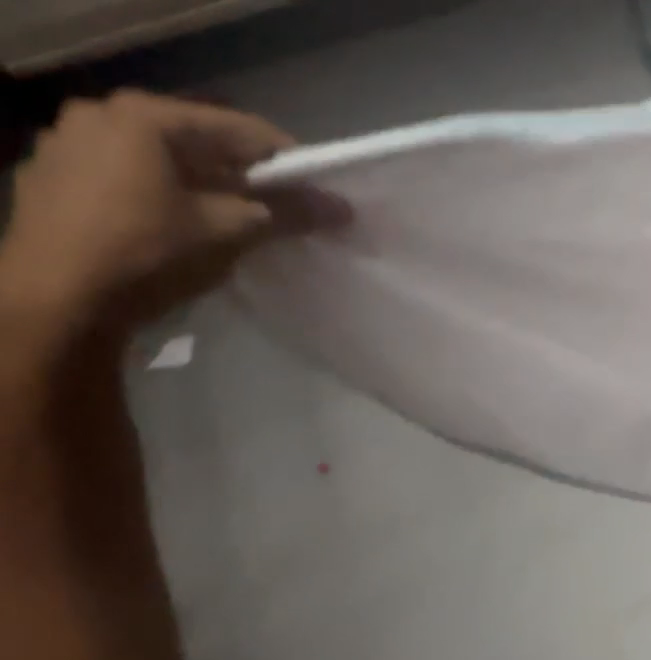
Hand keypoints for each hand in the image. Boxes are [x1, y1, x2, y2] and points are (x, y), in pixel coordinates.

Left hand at [0, 90, 345, 329]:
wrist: (58, 298)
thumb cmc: (150, 252)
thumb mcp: (232, 231)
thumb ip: (289, 213)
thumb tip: (343, 207)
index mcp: (142, 117)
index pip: (238, 129)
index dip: (288, 161)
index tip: (320, 190)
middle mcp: (98, 116)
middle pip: (196, 142)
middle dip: (243, 175)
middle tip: (283, 209)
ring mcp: (66, 145)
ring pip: (160, 160)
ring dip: (204, 186)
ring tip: (237, 222)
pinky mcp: (53, 179)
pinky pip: (127, 177)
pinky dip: (164, 195)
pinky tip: (184, 228)